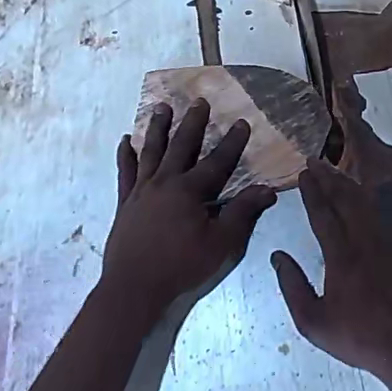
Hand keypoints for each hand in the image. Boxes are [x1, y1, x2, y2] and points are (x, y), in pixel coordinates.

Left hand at [100, 100, 276, 317]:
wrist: (133, 289)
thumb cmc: (182, 266)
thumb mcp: (222, 242)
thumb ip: (243, 213)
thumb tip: (267, 190)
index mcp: (190, 191)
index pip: (217, 161)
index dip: (232, 142)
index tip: (242, 123)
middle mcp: (165, 183)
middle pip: (181, 146)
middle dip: (193, 123)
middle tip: (199, 101)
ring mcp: (141, 192)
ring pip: (151, 152)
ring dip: (158, 128)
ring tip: (161, 107)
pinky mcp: (124, 203)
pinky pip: (125, 173)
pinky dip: (126, 155)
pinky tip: (125, 141)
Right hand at [272, 159, 391, 388]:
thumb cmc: (358, 338)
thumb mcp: (314, 323)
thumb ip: (292, 287)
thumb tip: (277, 256)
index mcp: (342, 257)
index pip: (324, 214)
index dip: (312, 191)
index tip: (303, 173)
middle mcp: (365, 242)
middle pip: (346, 199)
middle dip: (329, 177)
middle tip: (315, 161)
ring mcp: (387, 242)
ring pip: (366, 203)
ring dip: (348, 184)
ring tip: (334, 171)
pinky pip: (380, 215)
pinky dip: (367, 200)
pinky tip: (361, 197)